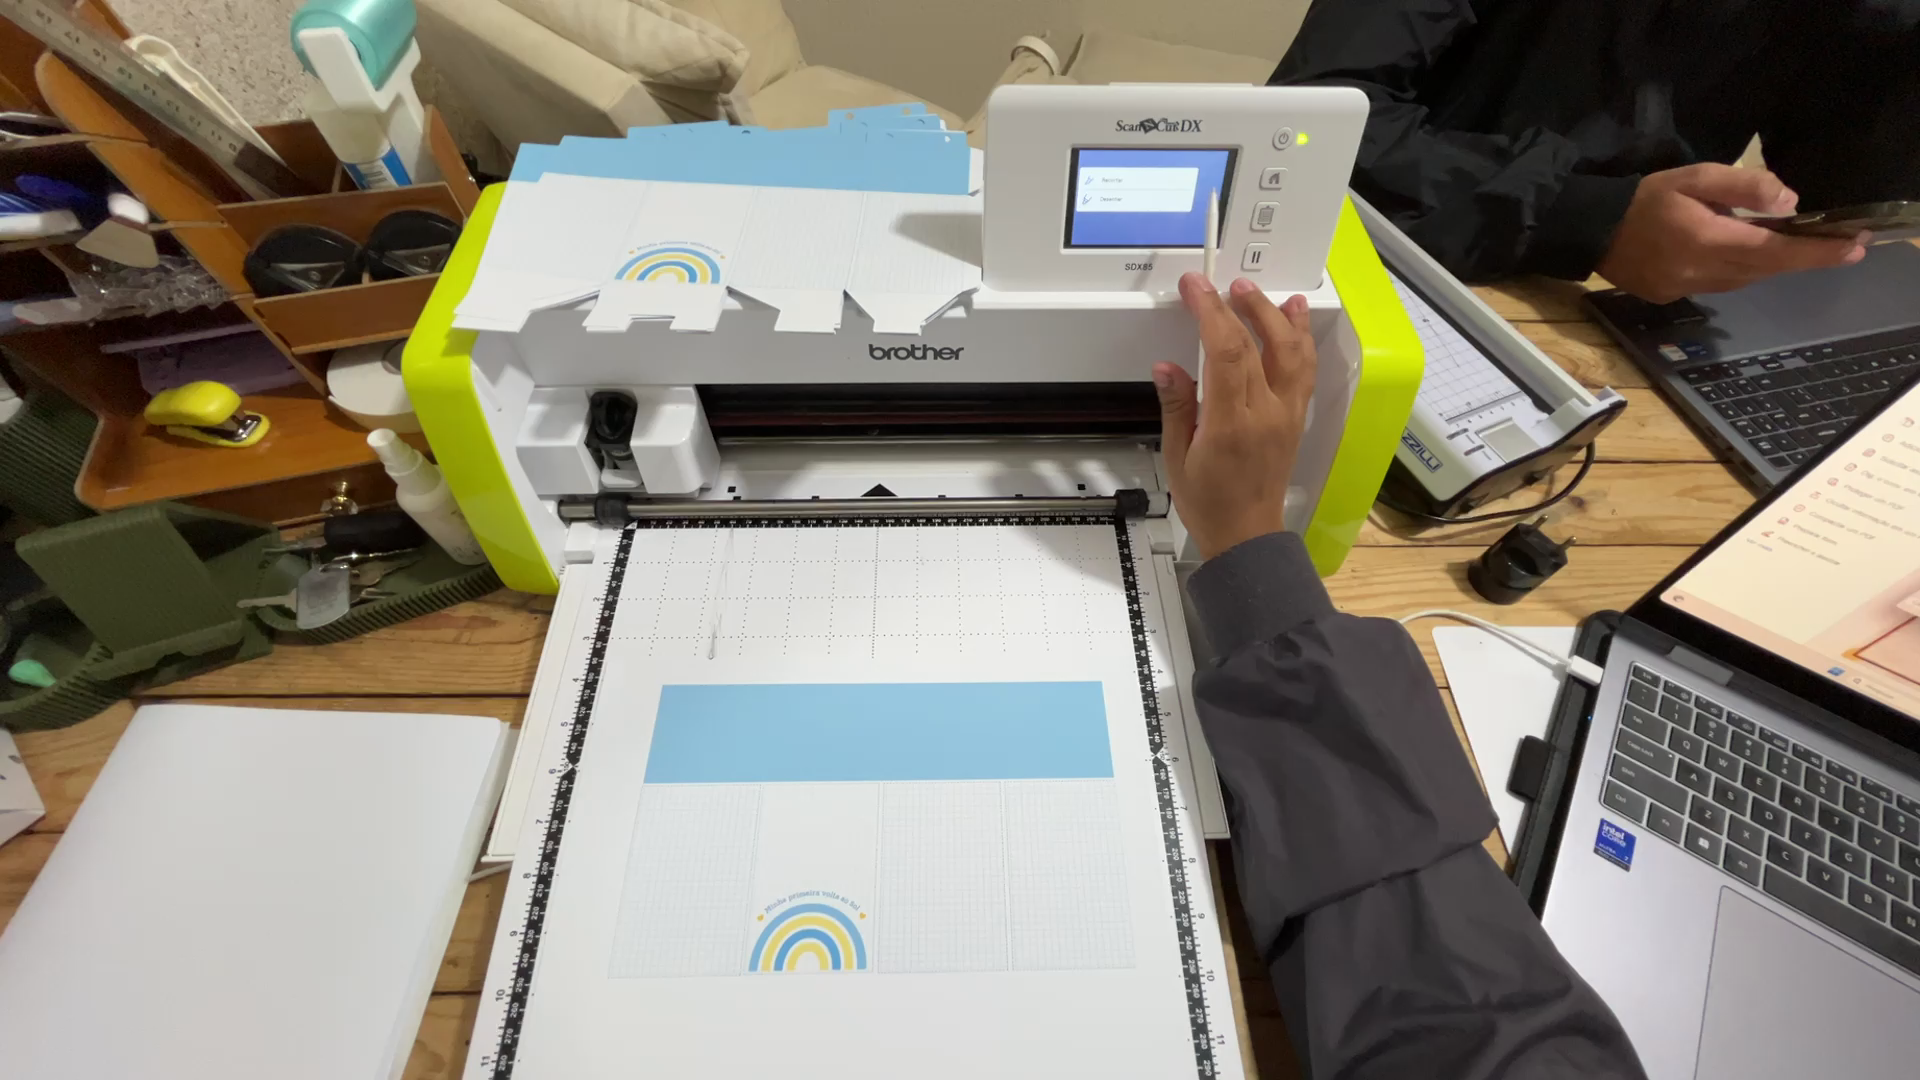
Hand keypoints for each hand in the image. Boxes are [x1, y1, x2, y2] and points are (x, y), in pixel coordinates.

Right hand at [1154, 273, 1316, 559]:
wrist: (1246, 533)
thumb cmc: (1209, 502)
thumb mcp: (1177, 457)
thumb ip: (1176, 407)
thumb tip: (1167, 368)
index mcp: (1231, 424)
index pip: (1225, 351)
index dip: (1210, 312)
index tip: (1195, 288)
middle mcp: (1266, 413)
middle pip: (1257, 343)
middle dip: (1236, 306)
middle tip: (1216, 284)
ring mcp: (1287, 413)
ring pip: (1291, 350)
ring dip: (1273, 315)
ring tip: (1254, 291)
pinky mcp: (1296, 417)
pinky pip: (1304, 368)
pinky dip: (1299, 338)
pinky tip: (1293, 318)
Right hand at [1597, 164, 1866, 302]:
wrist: (1587, 230)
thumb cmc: (1642, 198)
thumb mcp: (1696, 177)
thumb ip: (1746, 185)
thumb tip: (1789, 201)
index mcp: (1705, 240)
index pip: (1774, 251)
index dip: (1817, 252)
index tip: (1855, 249)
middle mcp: (1694, 271)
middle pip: (1761, 269)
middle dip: (1799, 258)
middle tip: (1832, 245)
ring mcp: (1676, 287)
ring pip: (1738, 281)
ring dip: (1765, 266)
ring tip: (1783, 249)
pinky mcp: (1662, 295)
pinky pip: (1711, 286)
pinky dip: (1732, 274)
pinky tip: (1732, 259)